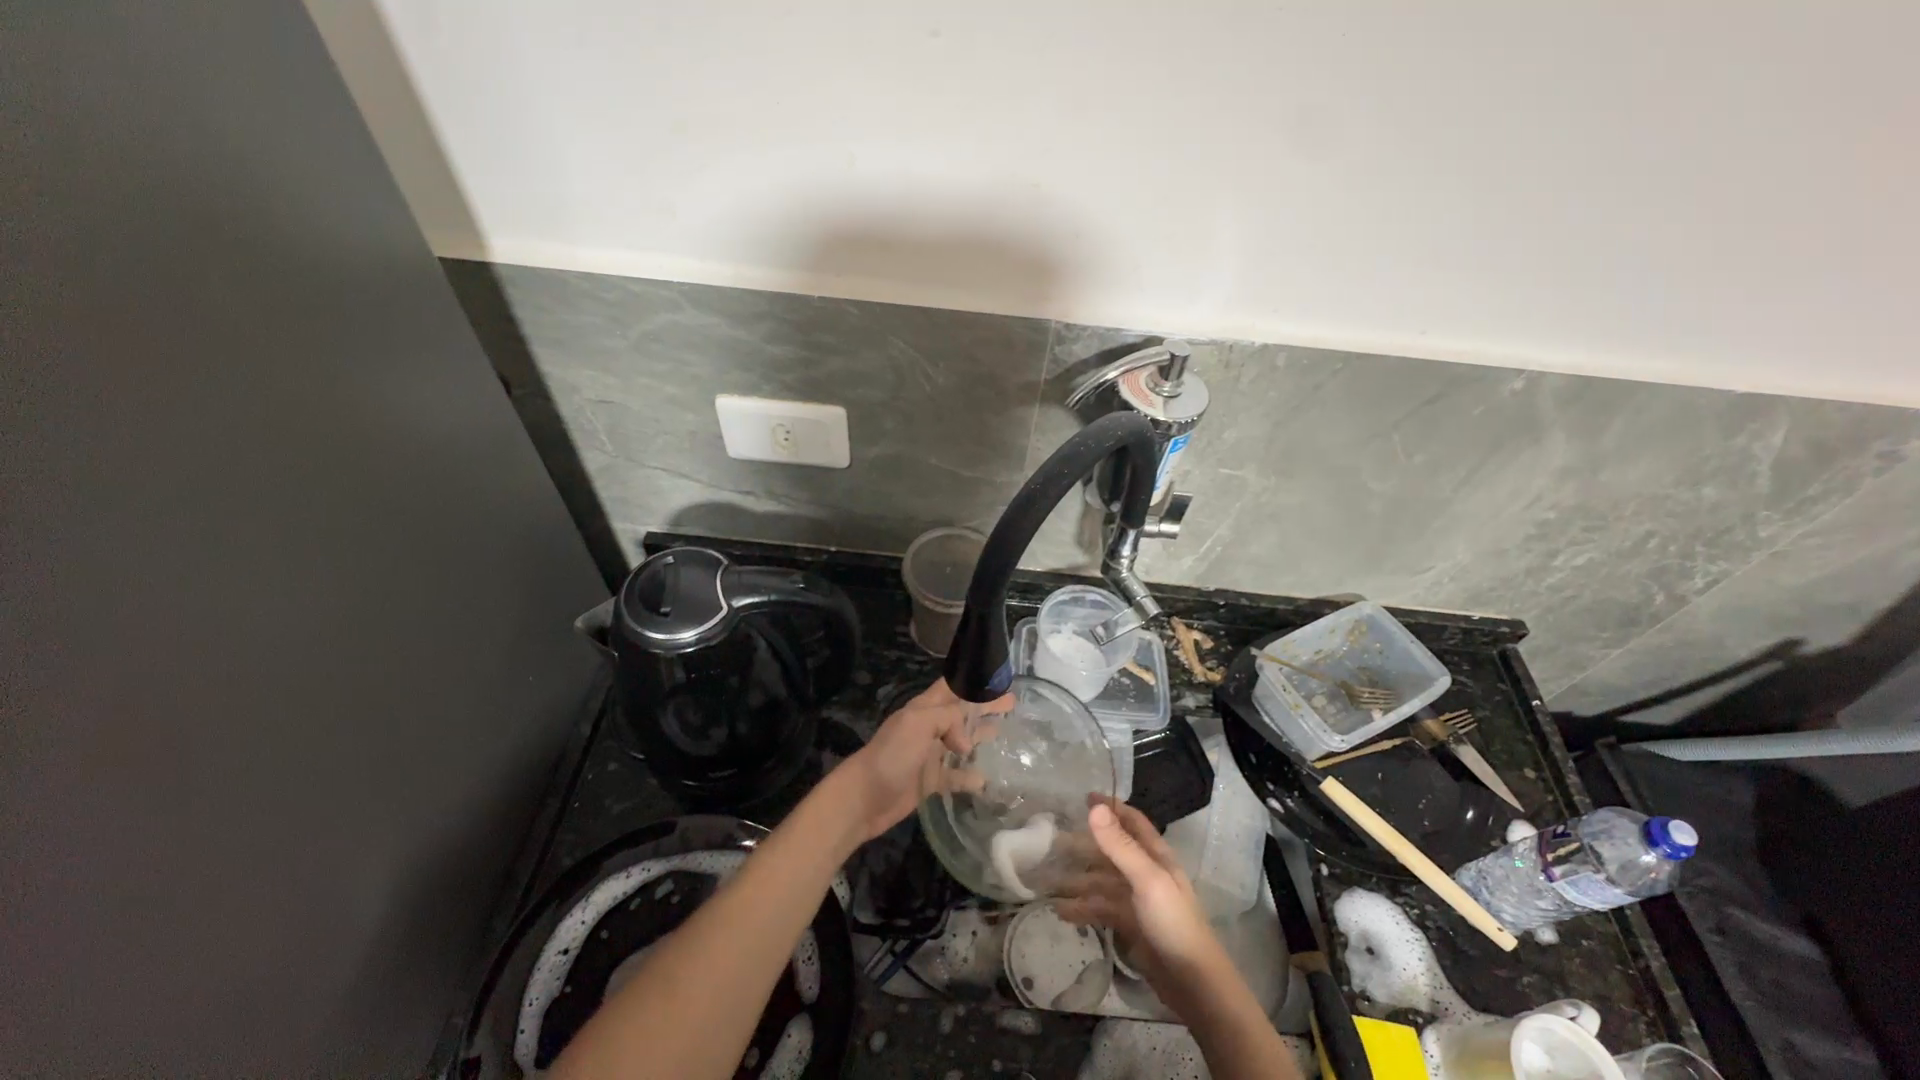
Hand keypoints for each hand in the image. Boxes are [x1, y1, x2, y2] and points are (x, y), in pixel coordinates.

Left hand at [830, 679, 1010, 842]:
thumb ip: (948, 719)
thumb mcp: (919, 723)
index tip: (999, 677)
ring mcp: (931, 756)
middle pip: (963, 713)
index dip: (974, 681)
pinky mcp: (931, 782)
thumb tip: (967, 744)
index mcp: (925, 709)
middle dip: (986, 707)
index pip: (953, 687)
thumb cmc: (891, 755)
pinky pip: (956, 776)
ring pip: (962, 743)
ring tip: (1007, 735)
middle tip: (1013, 704)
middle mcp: (930, 728)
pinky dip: (971, 777)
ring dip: (982, 737)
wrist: (864, 798)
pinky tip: (987, 779)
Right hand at [1057, 797, 1228, 1008]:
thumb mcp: (1146, 880)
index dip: (1111, 808)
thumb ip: (1120, 846)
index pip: (1133, 822)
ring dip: (1078, 881)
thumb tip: (1095, 808)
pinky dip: (1082, 909)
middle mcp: (1146, 873)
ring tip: (1046, 882)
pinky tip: (1061, 912)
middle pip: (1111, 852)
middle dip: (1084, 846)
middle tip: (1051, 843)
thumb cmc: (1172, 922)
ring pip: (1102, 882)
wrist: (1191, 981)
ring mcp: (1137, 900)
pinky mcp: (1130, 925)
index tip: (1084, 797)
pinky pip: (1101, 909)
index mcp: (1156, 856)